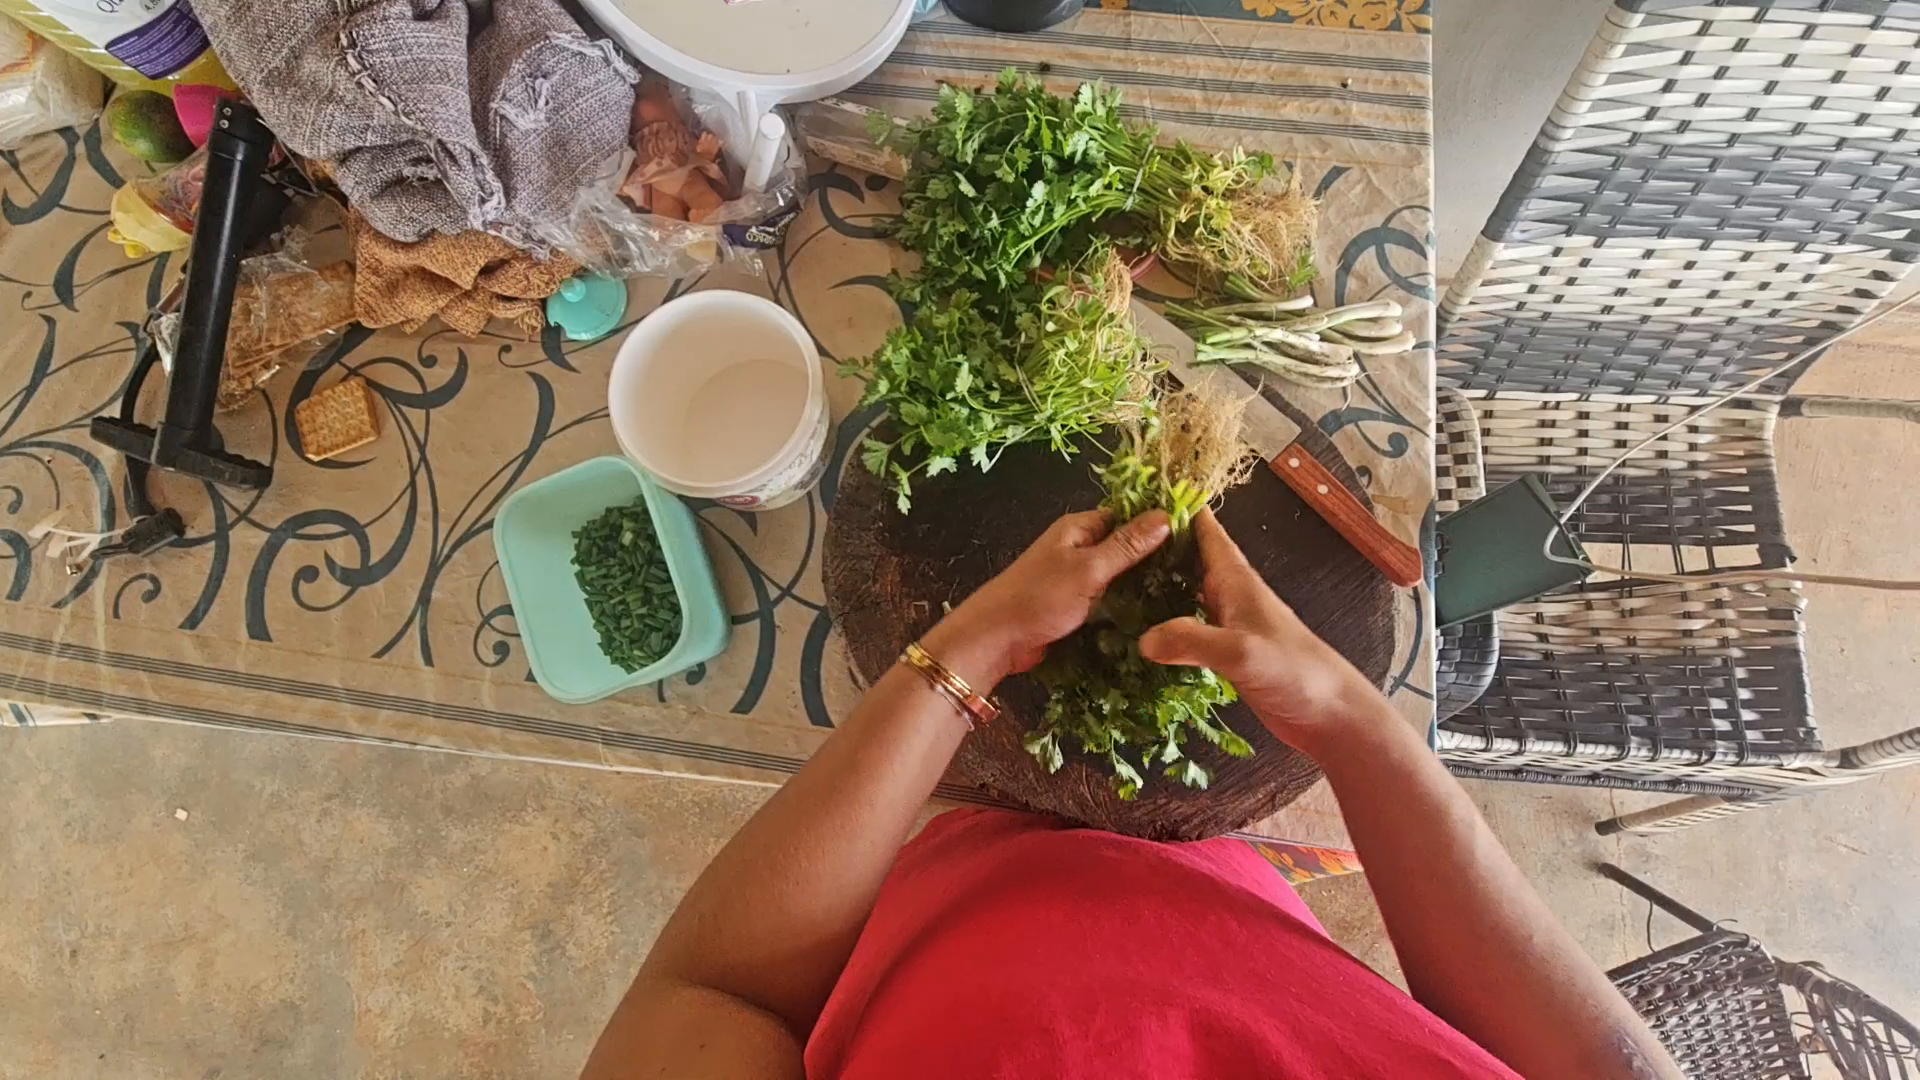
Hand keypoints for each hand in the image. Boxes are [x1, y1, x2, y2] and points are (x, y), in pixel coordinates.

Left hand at [921, 509, 1171, 687]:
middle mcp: (1078, 547)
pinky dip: (1127, 603)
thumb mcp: (1088, 568)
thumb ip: (1126, 545)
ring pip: (1119, 575)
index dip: (1157, 523)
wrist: (995, 639)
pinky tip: (1156, 613)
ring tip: (1186, 592)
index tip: (1195, 536)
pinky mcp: (1074, 604)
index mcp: (1078, 528)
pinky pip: (1108, 598)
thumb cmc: (1039, 597)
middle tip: (1197, 571)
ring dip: (1142, 583)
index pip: (1127, 516)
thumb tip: (1165, 515)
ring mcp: (1076, 577)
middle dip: (1154, 557)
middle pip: (1125, 546)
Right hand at [1137, 508, 1394, 756]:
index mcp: (1236, 581)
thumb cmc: (1296, 673)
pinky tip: (1140, 630)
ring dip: (1156, 584)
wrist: (1332, 717)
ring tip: (1116, 580)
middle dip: (1156, 546)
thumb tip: (1142, 639)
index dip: (1178, 509)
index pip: (1206, 532)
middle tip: (1114, 540)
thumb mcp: (1241, 652)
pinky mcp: (1225, 652)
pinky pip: (1186, 627)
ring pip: (1184, 592)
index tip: (1141, 494)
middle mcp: (1230, 595)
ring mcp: (1227, 624)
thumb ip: (1192, 640)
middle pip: (1188, 559)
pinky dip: (1164, 623)